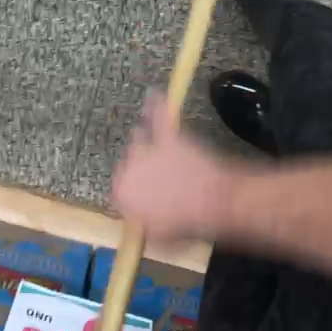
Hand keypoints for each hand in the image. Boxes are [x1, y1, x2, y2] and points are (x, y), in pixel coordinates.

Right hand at [111, 89, 240, 242]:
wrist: (212, 201)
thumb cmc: (186, 224)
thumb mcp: (160, 236)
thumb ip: (145, 222)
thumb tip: (142, 218)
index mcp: (122, 196)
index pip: (119, 191)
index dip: (134, 192)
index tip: (144, 195)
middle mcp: (128, 169)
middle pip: (128, 164)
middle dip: (140, 168)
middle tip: (158, 176)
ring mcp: (148, 149)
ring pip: (139, 140)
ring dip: (144, 142)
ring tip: (151, 143)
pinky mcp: (168, 136)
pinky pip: (158, 115)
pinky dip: (156, 104)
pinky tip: (154, 94)